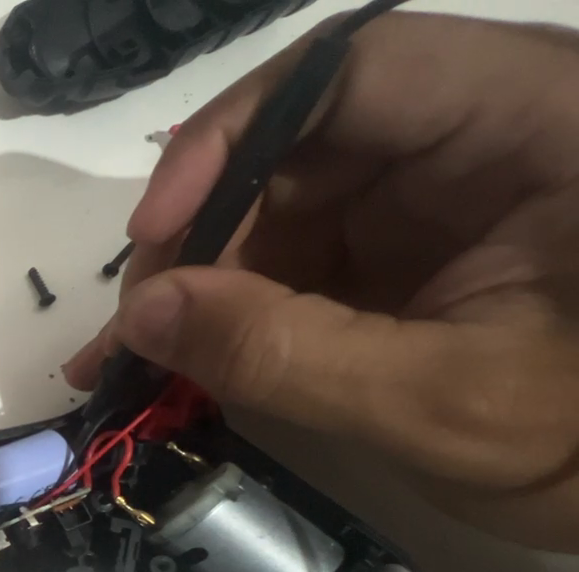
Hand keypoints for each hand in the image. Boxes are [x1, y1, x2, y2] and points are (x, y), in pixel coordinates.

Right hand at [65, 13, 578, 549]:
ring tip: (129, 362)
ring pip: (263, 216)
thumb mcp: (443, 402)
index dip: (228, 138)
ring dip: (187, 289)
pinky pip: (274, 267)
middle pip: (284, 153)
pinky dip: (211, 317)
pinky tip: (161, 363)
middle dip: (193, 240)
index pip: (351, 75)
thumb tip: (139, 315)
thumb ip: (285, 354)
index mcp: (536, 123)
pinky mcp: (387, 260)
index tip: (153, 231)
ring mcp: (422, 205)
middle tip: (136, 329)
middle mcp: (469, 143)